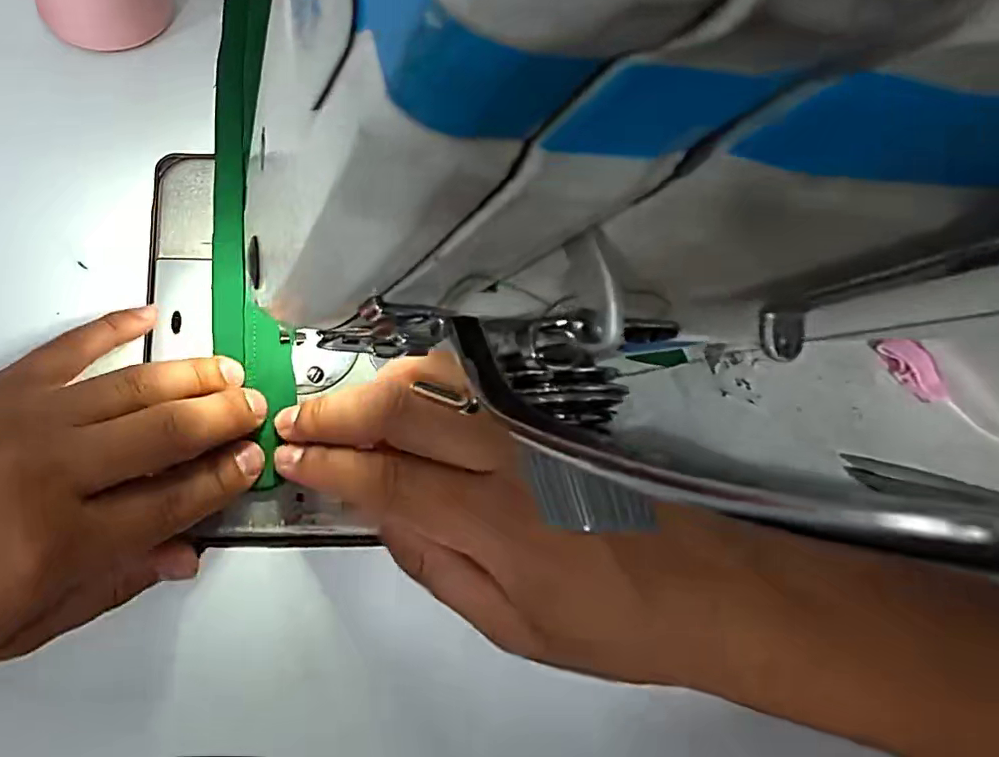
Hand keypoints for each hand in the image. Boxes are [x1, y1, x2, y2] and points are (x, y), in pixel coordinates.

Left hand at [0, 306, 264, 724]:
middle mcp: (56, 470)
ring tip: (224, 368)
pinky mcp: (0, 386)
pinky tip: (147, 314)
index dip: (219, 479)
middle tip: (256, 403)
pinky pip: (69, 347)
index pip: (168, 502)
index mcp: (62, 541)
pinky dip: (112, 327)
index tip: (252, 458)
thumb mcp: (19, 629)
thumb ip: (108, 587)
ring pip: (130, 387)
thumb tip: (182, 557)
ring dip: (185, 375)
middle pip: (162, 433)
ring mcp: (28, 417)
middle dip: (219, 417)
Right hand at [271, 352, 754, 685]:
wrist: (709, 582)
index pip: (386, 482)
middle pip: (397, 411)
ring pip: (425, 378)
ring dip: (367, 389)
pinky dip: (410, 377)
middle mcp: (507, 457)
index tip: (289, 458)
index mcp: (497, 525)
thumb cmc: (610, 619)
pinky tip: (390, 395)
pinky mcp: (539, 401)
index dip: (326, 467)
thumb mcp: (509, 624)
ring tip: (333, 411)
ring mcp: (524, 418)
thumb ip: (430, 563)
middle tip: (293, 421)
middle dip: (332, 414)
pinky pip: (458, 373)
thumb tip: (374, 512)